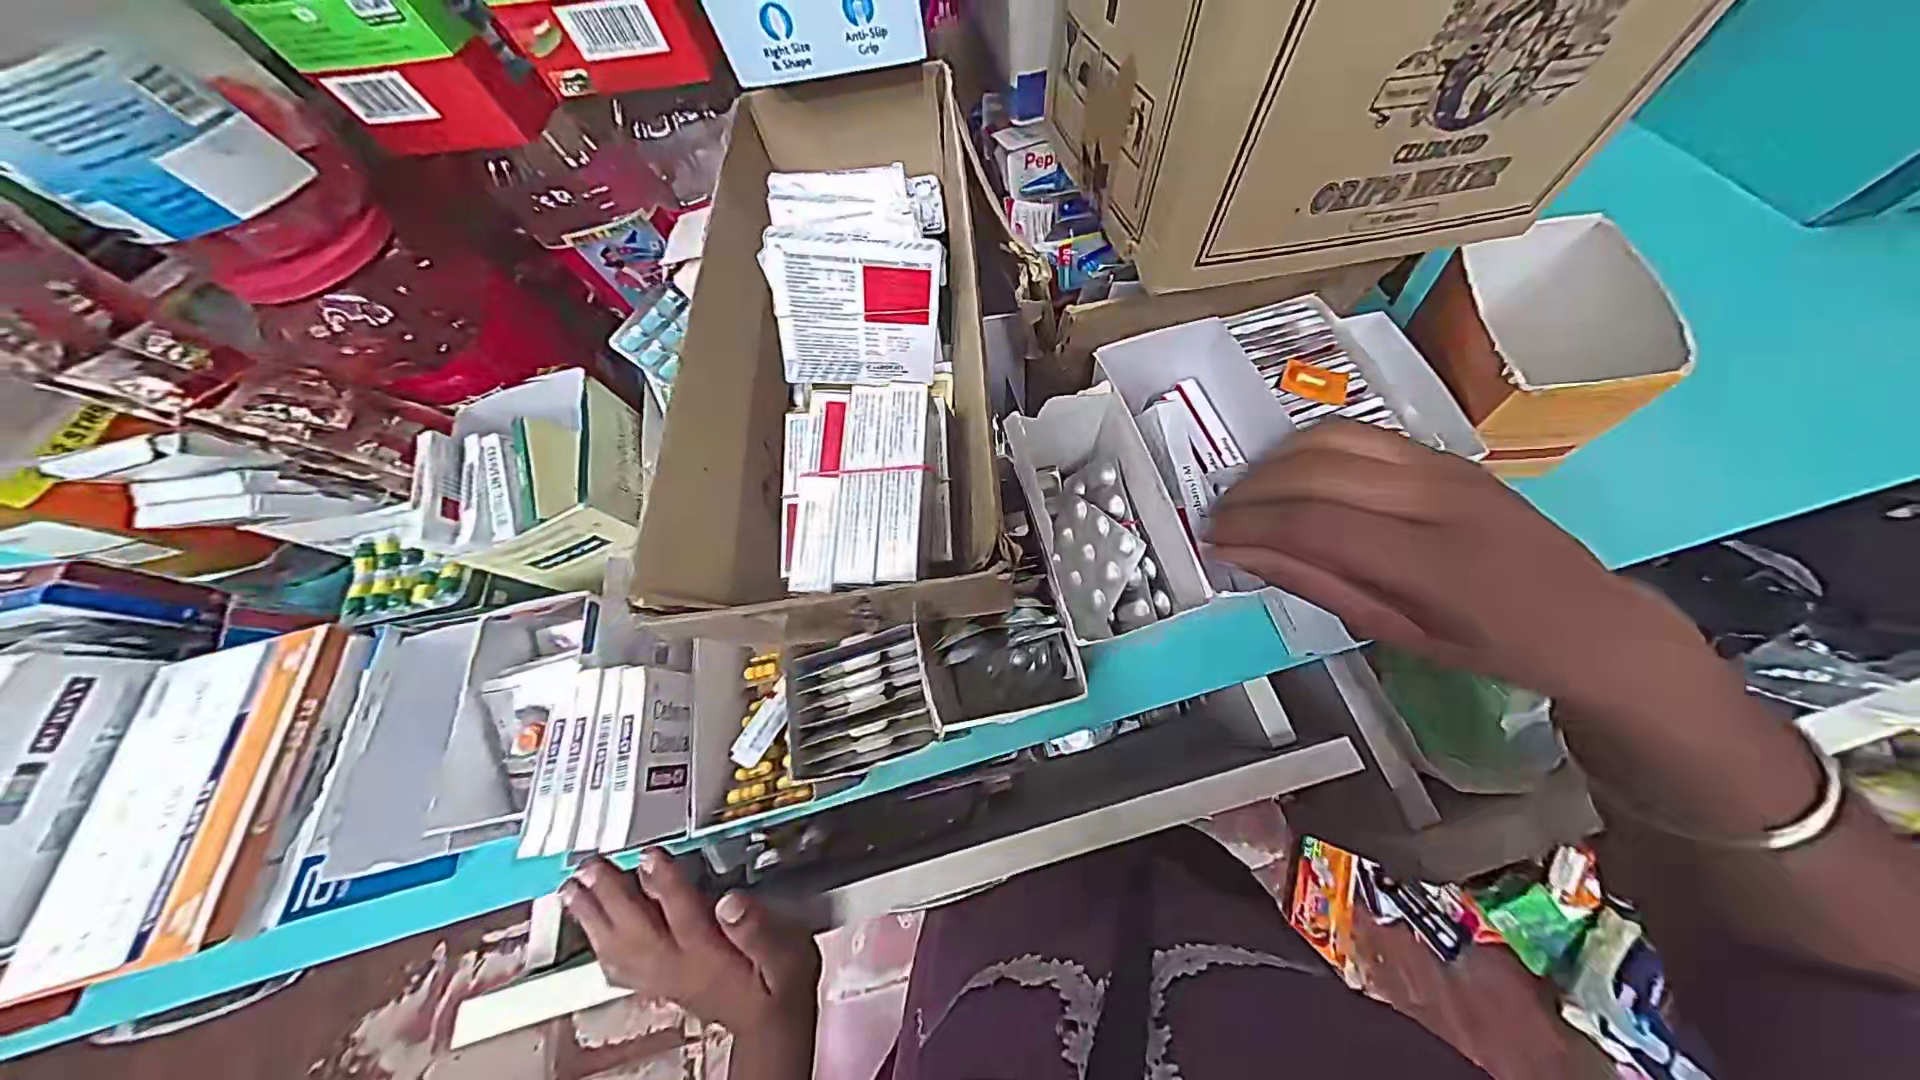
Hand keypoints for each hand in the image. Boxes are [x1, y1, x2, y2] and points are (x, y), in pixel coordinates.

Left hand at [561, 852, 819, 1042]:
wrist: (771, 1026)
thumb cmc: (781, 983)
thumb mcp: (786, 953)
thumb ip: (760, 928)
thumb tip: (730, 901)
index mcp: (711, 955)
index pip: (682, 913)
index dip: (664, 883)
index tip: (648, 854)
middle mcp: (680, 966)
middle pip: (637, 930)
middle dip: (610, 896)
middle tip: (588, 867)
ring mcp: (665, 978)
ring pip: (620, 948)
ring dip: (594, 919)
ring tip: (574, 892)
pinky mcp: (661, 984)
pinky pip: (621, 966)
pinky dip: (601, 946)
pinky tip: (593, 934)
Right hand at [1207, 421, 1706, 710]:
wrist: (1586, 616)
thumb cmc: (1488, 642)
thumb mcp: (1396, 631)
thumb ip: (1316, 584)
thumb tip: (1246, 554)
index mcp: (1436, 562)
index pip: (1318, 525)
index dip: (1253, 527)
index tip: (1216, 538)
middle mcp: (1440, 498)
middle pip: (1316, 472)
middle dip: (1251, 493)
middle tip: (1220, 517)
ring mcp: (1443, 466)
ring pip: (1331, 439)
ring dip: (1272, 462)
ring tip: (1245, 494)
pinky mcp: (1440, 452)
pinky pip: (1355, 432)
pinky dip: (1305, 446)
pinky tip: (1285, 472)